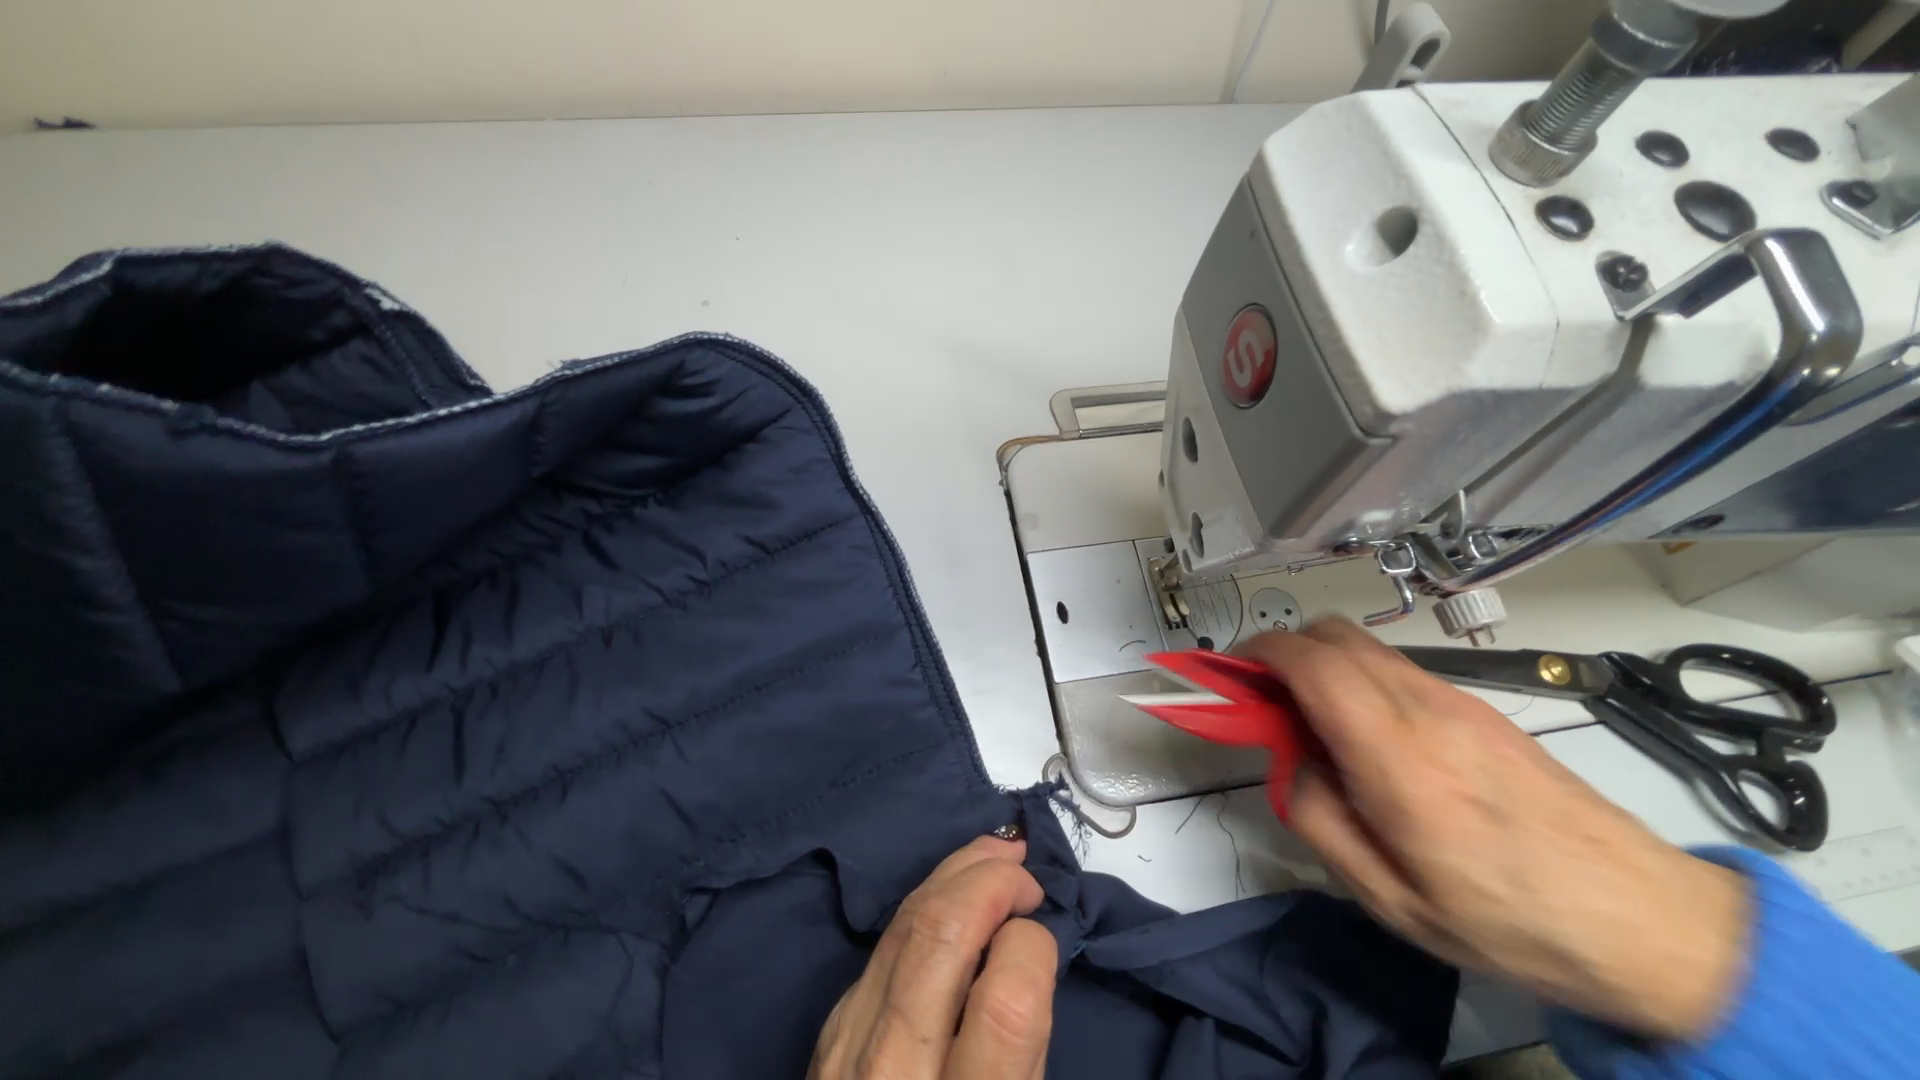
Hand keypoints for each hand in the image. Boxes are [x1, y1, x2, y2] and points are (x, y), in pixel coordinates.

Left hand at [809, 835, 1057, 1078]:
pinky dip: (923, 905)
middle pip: (938, 940)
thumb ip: (1020, 1048)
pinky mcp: (831, 1030)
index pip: (1006, 1002)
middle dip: (987, 884)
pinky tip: (949, 892)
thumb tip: (1025, 949)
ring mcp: (849, 1045)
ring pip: (901, 927)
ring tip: (995, 854)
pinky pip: (882, 947)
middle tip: (1024, 871)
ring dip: (952, 875)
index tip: (1045, 937)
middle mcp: (895, 1072)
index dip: (1033, 948)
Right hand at [1243, 619, 1750, 1041]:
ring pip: (1367, 647)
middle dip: (1283, 652)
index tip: (1228, 676)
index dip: (1258, 653)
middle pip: (1335, 635)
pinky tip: (1368, 738)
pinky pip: (1401, 671)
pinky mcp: (1484, 711)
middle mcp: (1427, 709)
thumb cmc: (1504, 922)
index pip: (1312, 662)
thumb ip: (1317, 816)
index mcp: (1397, 757)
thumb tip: (1290, 760)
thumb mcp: (1386, 897)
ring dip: (1322, 666)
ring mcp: (1461, 703)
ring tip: (1312, 725)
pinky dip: (1360, 680)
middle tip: (1264, 703)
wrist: (1643, 923)